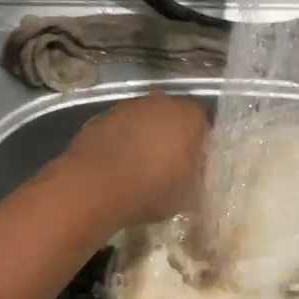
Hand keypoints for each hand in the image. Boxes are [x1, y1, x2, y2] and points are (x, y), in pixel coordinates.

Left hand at [61, 91, 208, 226]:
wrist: (94, 187)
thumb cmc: (149, 191)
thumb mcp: (187, 195)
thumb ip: (196, 176)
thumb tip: (194, 173)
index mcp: (189, 117)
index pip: (204, 125)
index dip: (199, 145)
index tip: (195, 165)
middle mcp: (160, 102)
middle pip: (172, 117)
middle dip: (171, 136)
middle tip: (168, 164)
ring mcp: (127, 107)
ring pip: (143, 120)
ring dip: (144, 136)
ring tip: (140, 165)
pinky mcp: (100, 117)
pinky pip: (119, 128)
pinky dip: (120, 140)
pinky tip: (116, 163)